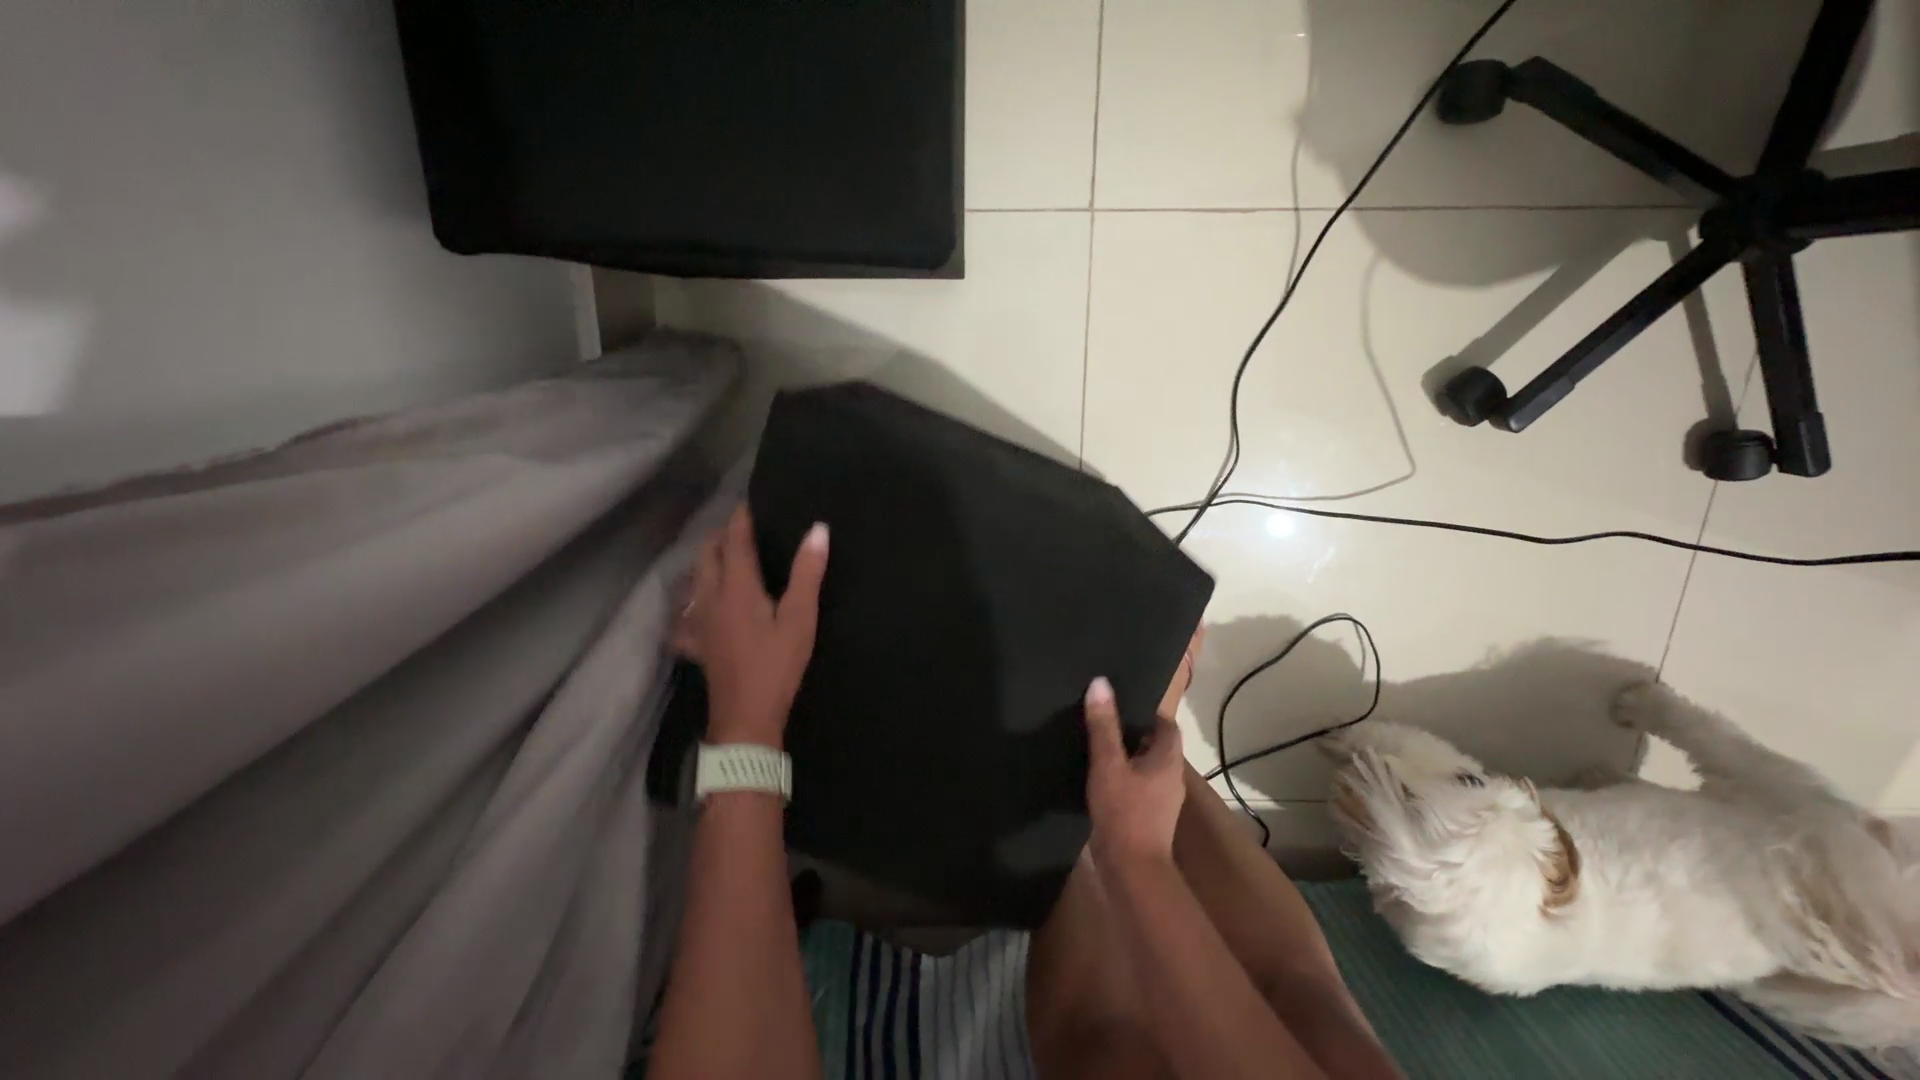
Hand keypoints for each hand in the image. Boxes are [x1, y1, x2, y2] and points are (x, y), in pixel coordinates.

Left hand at [672, 505, 828, 747]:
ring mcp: (699, 621)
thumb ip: (808, 573)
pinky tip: (701, 608)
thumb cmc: (777, 665)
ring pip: (695, 579)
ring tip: (725, 558)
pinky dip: (696, 600)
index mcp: (736, 586)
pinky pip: (689, 613)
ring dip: (708, 562)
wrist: (746, 717)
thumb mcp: (800, 619)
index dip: (741, 518)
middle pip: (707, 554)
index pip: (734, 540)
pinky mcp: (697, 643)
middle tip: (742, 528)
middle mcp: (710, 597)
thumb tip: (818, 529)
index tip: (750, 501)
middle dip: (722, 536)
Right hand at [1083, 676, 1186, 866]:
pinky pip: (1137, 787)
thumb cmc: (1124, 812)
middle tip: (1104, 719)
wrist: (1132, 870)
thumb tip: (1100, 683)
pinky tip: (1098, 778)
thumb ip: (1103, 726)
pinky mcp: (1148, 818)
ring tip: (1096, 745)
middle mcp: (1171, 778)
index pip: (1167, 725)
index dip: (1148, 712)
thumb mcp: (1108, 764)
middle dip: (1133, 733)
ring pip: (1146, 768)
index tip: (1122, 702)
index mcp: (1168, 760)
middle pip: (1156, 746)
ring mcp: (1161, 801)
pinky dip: (1122, 779)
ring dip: (1127, 757)